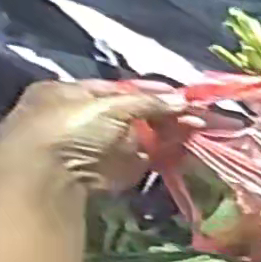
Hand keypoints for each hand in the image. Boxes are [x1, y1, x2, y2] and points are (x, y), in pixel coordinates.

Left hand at [0, 80, 184, 191]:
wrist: (57, 172)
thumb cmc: (71, 128)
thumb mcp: (106, 106)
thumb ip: (146, 103)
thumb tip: (182, 100)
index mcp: (80, 94)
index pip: (123, 89)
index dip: (155, 92)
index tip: (185, 96)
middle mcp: (97, 116)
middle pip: (142, 112)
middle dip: (171, 113)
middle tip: (202, 115)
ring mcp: (114, 142)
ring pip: (153, 134)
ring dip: (177, 132)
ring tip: (202, 129)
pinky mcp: (129, 165)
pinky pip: (157, 155)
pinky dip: (176, 152)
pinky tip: (193, 147)